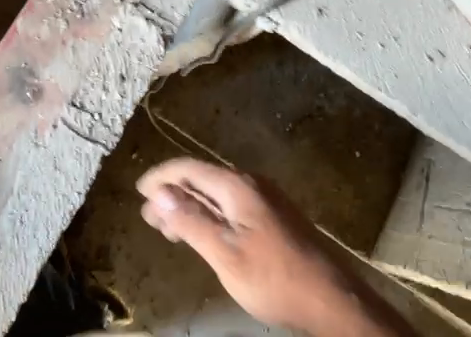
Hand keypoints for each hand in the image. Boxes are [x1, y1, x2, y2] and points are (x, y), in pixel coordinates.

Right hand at [138, 158, 400, 336]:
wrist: (331, 300)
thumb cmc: (273, 277)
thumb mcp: (224, 253)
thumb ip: (191, 221)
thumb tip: (159, 193)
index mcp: (236, 186)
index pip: (188, 169)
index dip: (161, 177)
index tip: (138, 190)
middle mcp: (250, 183)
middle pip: (202, 180)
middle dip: (173, 195)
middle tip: (150, 218)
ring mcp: (266, 199)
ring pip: (217, 194)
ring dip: (191, 207)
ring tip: (170, 229)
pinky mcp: (275, 217)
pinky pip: (232, 206)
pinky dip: (210, 215)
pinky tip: (205, 234)